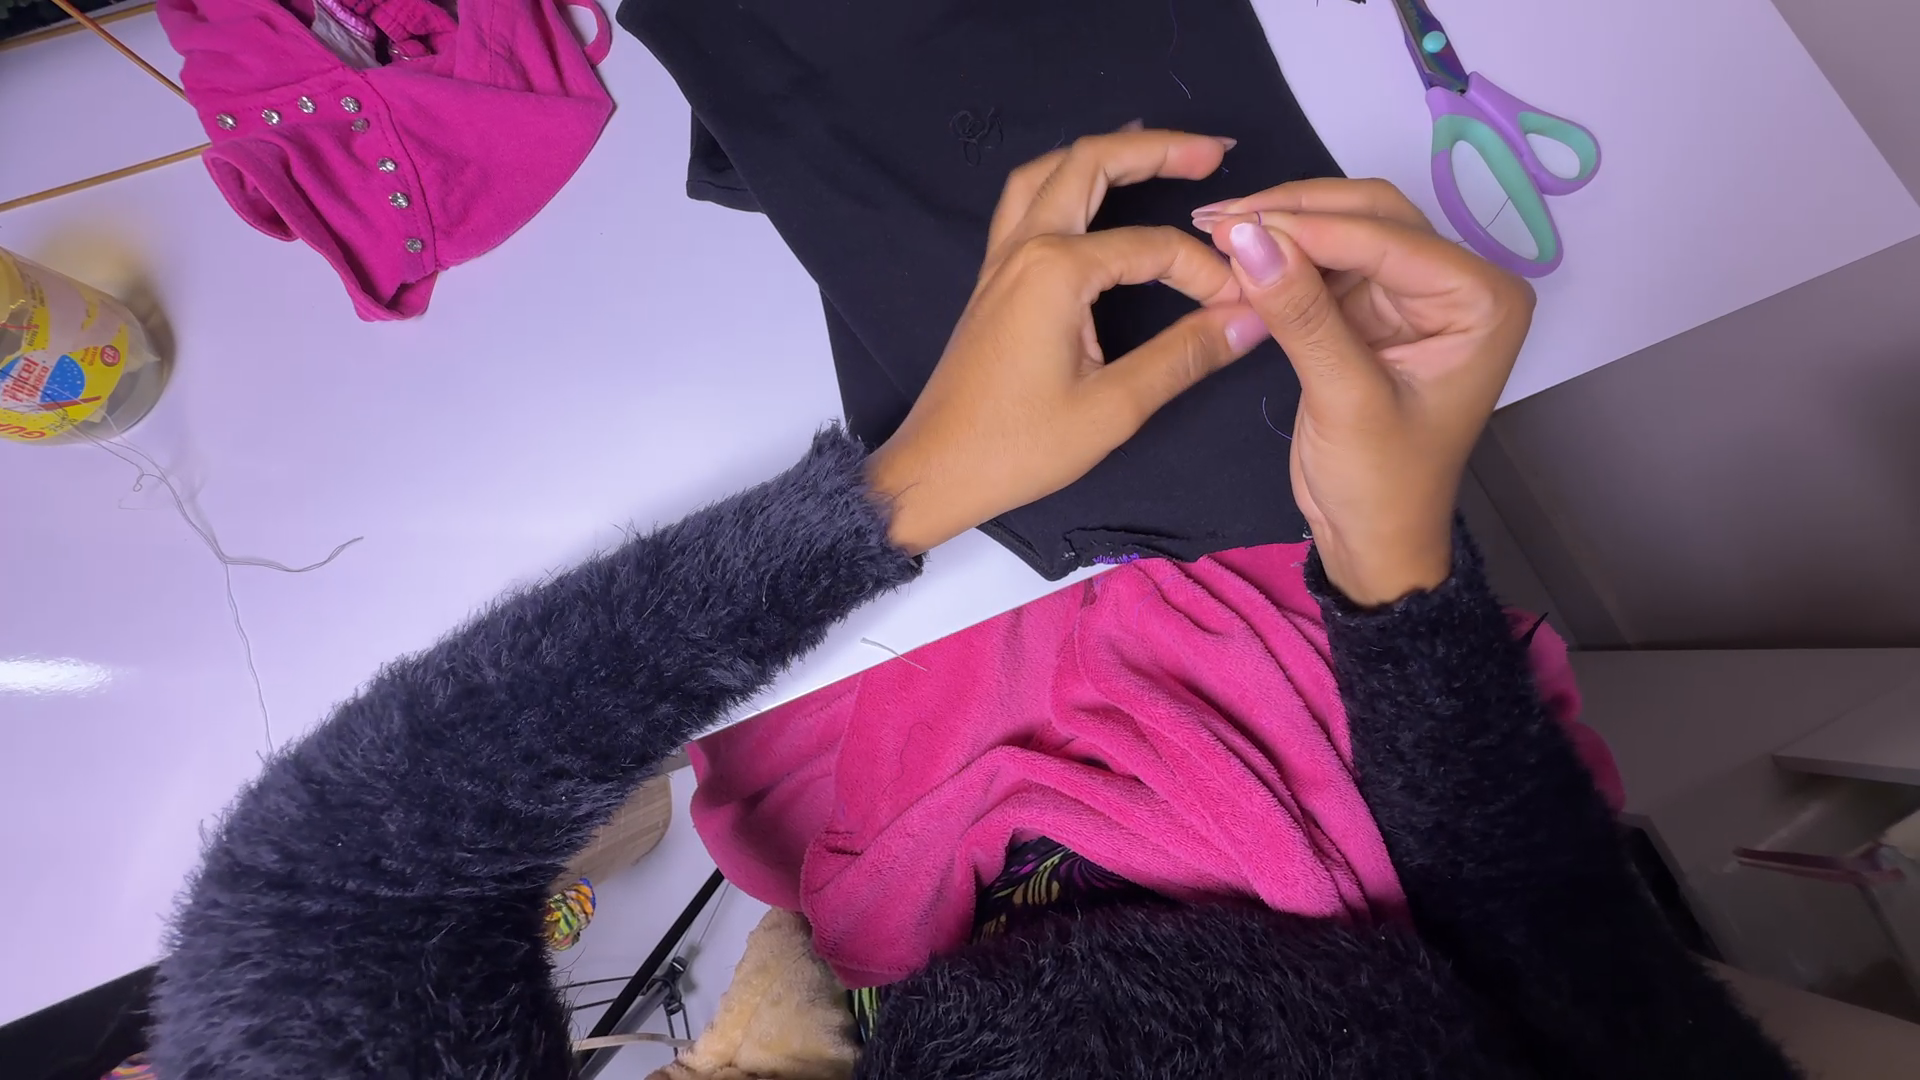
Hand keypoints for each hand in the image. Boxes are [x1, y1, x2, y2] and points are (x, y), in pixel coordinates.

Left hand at [865, 129, 1270, 553]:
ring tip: (1149, 153)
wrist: (936, 471)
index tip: (1238, 304)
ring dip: (1100, 157)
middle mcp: (1023, 250)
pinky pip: (1024, 209)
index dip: (1204, 271)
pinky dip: (1062, 187)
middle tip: (1212, 153)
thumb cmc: (1017, 448)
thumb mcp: (1111, 408)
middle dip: (1156, 148)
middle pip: (1089, 163)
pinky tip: (1087, 208)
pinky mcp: (989, 287)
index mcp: (1056, 271)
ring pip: (1047, 176)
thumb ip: (1183, 357)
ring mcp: (998, 265)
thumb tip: (1252, 318)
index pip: (1152, 247)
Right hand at [1191, 179, 1534, 605]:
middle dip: (1293, 215)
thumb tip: (1248, 239)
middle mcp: (1450, 286)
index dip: (1310, 228)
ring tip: (1215, 234)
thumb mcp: (1344, 399)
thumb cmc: (1379, 484)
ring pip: (1339, 239)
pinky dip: (1278, 268)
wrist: (1369, 539)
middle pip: (1368, 219)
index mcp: (1479, 300)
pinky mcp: (1362, 319)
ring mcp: (1404, 300)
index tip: (1233, 226)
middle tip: (1217, 220)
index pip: (1388, 239)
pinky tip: (1236, 263)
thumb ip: (1301, 316)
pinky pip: (1318, 276)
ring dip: (1281, 234)